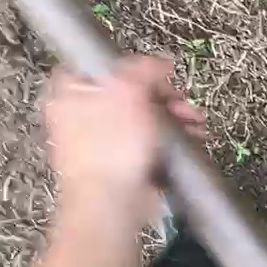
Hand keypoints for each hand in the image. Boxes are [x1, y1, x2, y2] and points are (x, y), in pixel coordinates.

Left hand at [42, 55, 204, 227]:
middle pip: (127, 93)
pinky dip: (169, 142)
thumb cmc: (111, 148)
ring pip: (141, 120)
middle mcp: (80, 117)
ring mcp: (99, 144)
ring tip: (195, 124)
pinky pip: (147, 145)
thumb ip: (144, 69)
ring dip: (173, 119)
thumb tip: (160, 61)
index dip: (131, 66)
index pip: (98, 66)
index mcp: (70, 93)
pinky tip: (191, 140)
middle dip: (163, 97)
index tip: (156, 74)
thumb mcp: (129, 92)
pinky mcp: (119, 166)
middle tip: (182, 102)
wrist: (111, 205)